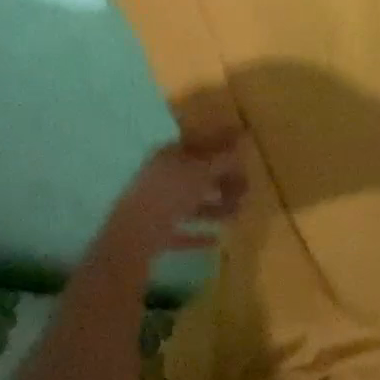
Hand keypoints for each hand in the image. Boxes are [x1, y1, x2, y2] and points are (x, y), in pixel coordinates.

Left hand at [107, 137, 247, 254]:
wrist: (133, 237)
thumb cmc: (170, 195)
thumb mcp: (203, 171)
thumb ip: (224, 158)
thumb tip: (244, 139)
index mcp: (169, 155)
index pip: (201, 146)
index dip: (223, 151)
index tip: (245, 160)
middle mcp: (161, 175)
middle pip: (198, 176)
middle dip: (223, 184)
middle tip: (245, 192)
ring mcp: (155, 205)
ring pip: (191, 203)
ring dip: (215, 208)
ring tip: (236, 216)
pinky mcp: (154, 233)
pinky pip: (181, 229)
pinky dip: (198, 233)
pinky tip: (216, 240)